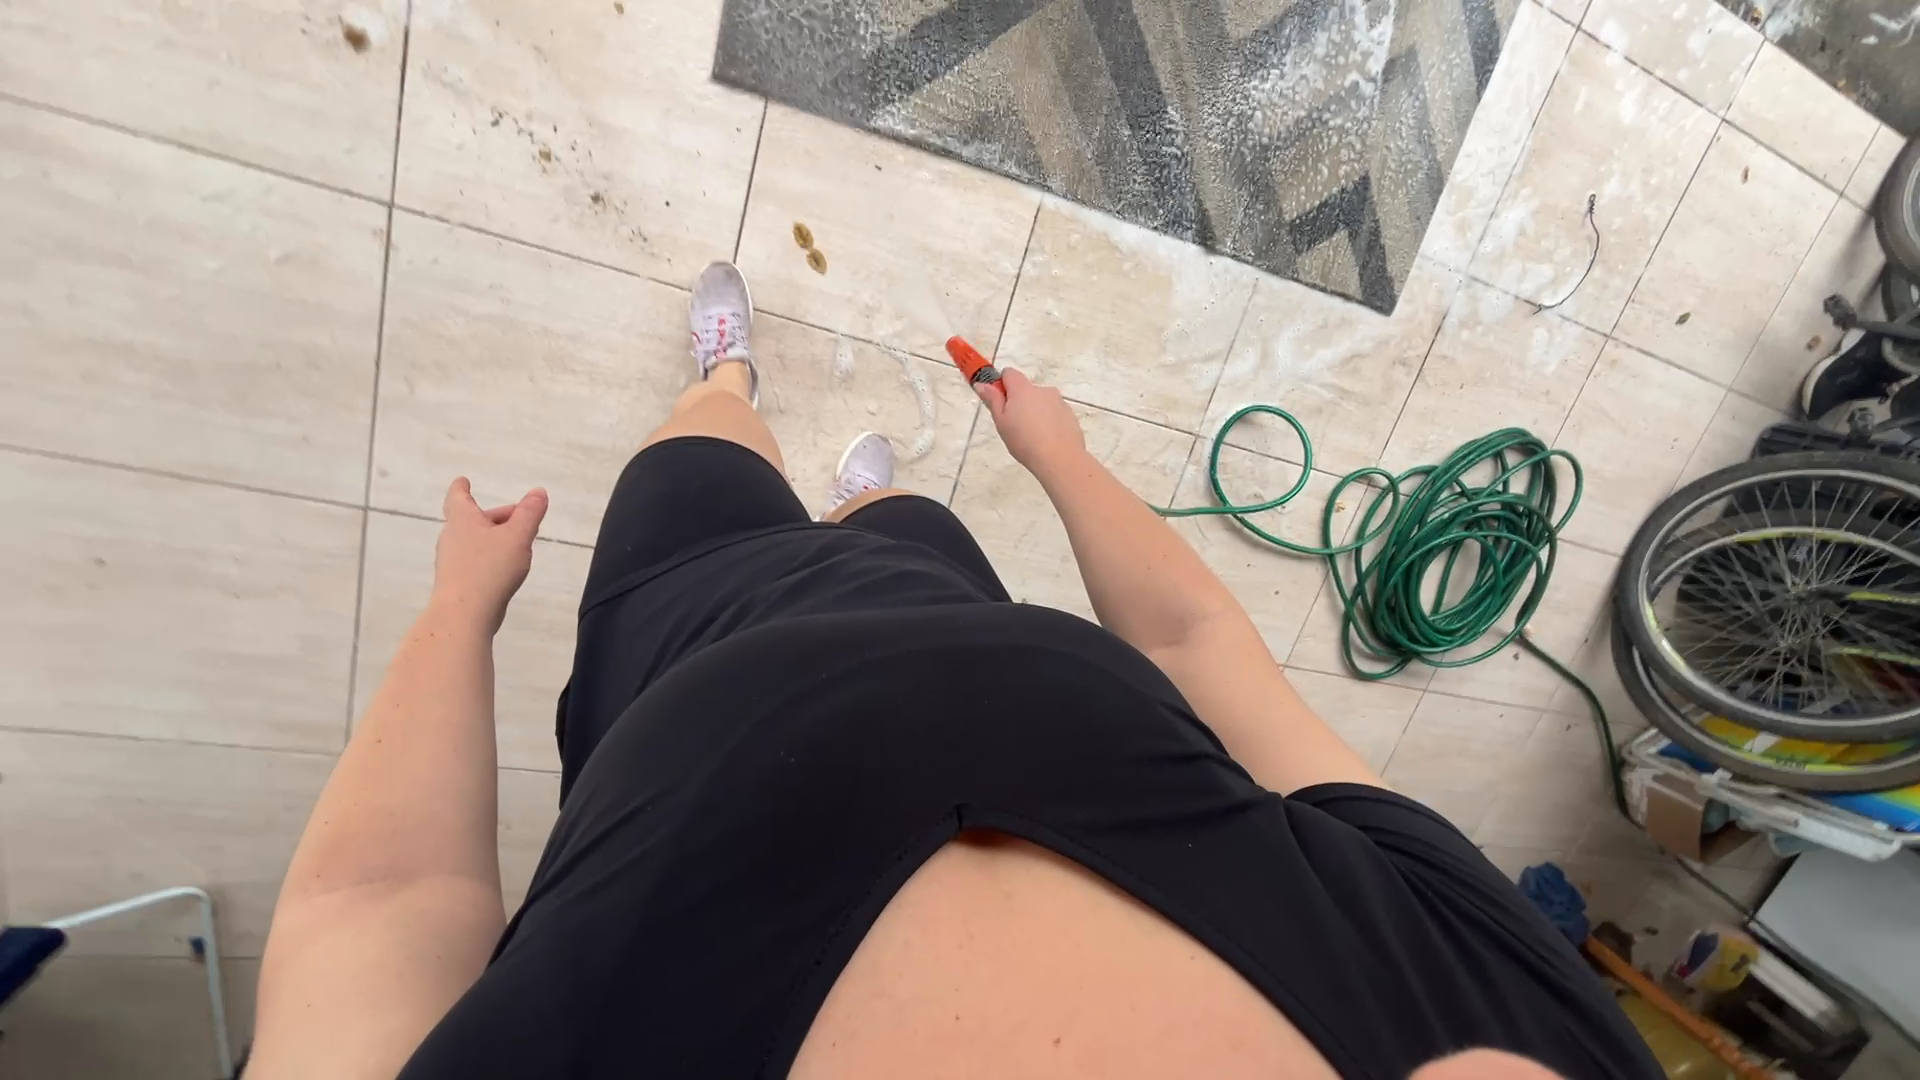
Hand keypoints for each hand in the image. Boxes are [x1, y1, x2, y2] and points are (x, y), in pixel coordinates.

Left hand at [430, 478, 548, 632]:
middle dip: (496, 516)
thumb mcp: (518, 536)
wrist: (465, 612)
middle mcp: (452, 537)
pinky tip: (507, 566)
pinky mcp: (458, 580)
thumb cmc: (490, 567)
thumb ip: (530, 513)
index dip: (462, 488)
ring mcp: (452, 560)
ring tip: (520, 543)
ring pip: (475, 540)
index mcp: (463, 521)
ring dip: (495, 536)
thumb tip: (538, 492)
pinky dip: (491, 555)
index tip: (463, 481)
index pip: (459, 498)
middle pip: (473, 520)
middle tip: (521, 517)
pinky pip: (475, 559)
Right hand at [976, 368, 1085, 471]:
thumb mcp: (1001, 422)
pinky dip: (1049, 422)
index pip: (1009, 373)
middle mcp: (1043, 390)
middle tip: (1013, 426)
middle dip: (1019, 403)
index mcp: (1023, 389)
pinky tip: (1046, 440)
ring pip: (1041, 402)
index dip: (1001, 385)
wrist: (1060, 459)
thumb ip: (992, 400)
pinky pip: (1054, 414)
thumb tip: (982, 384)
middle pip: (1026, 390)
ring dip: (1035, 413)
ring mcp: (1059, 402)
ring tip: (1031, 437)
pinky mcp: (1070, 415)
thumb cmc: (1024, 441)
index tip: (998, 402)